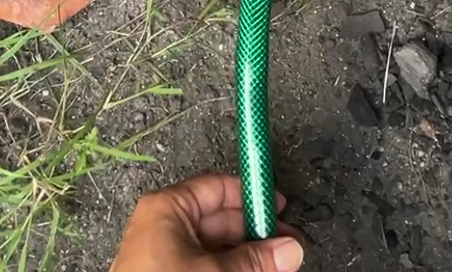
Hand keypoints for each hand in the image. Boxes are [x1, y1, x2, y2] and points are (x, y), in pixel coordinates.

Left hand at [110, 174, 304, 271]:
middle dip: (254, 233)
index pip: (216, 188)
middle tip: (286, 246)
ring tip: (275, 266)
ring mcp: (163, 255)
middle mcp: (163, 226)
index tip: (278, 208)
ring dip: (245, 256)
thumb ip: (255, 260)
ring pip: (213, 247)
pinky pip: (202, 266)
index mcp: (167, 209)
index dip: (250, 195)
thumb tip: (289, 249)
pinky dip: (228, 269)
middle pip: (218, 219)